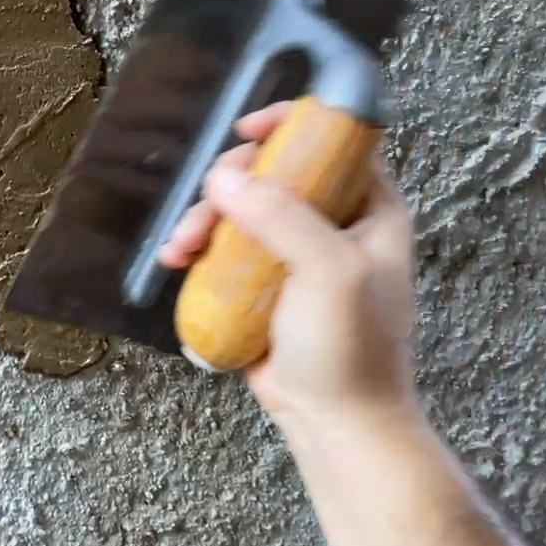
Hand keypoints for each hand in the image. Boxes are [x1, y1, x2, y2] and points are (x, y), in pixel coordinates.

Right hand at [155, 101, 418, 424]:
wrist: (334, 421)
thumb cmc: (350, 346)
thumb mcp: (329, 273)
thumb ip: (282, 218)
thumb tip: (220, 178)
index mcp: (370, 208)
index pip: (334, 142)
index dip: (291, 124)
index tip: (245, 129)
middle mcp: (333, 221)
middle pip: (271, 171)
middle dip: (228, 184)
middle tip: (206, 207)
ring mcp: (293, 250)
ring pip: (238, 207)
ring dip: (202, 219)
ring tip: (179, 248)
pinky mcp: (260, 277)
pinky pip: (223, 243)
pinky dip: (197, 245)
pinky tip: (175, 259)